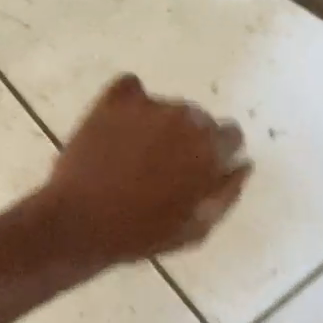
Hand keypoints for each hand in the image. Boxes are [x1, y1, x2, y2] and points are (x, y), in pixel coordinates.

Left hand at [40, 74, 251, 264]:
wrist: (80, 224)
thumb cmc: (141, 234)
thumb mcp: (197, 228)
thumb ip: (227, 193)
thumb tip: (243, 165)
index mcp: (210, 149)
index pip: (230, 135)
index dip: (214, 154)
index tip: (195, 172)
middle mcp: (186, 118)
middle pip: (197, 119)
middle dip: (186, 139)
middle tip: (161, 168)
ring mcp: (148, 105)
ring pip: (165, 107)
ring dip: (158, 124)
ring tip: (132, 156)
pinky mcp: (113, 101)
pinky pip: (130, 87)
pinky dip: (129, 102)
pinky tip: (118, 128)